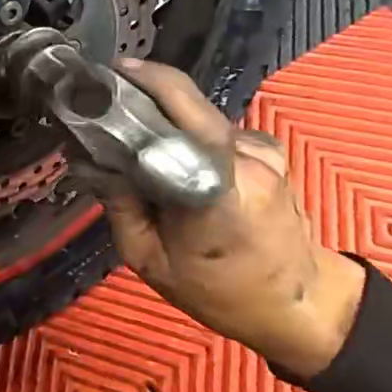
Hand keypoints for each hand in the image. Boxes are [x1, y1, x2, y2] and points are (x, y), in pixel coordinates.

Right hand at [93, 59, 365, 378]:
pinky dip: (187, 131)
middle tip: (102, 92)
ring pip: (195, 112)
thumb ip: (117, 202)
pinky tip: (175, 153)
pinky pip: (213, 126)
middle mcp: (244, 155)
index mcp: (214, 185)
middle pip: (182, 100)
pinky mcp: (268, 147)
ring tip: (132, 130)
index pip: (169, 114)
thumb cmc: (220, 291)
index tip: (92, 85)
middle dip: (139, 87)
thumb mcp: (146, 258)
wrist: (301, 305)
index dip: (130, 91)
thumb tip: (90, 156)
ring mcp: (262, 148)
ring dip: (163, 114)